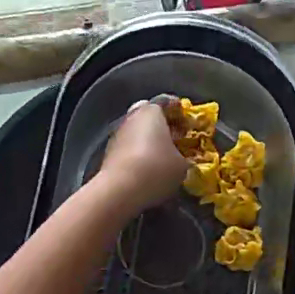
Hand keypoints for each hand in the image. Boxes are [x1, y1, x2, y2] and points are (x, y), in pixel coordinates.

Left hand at [95, 99, 186, 213]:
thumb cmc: (156, 169)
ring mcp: (116, 135)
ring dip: (147, 141)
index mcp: (150, 111)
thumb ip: (183, 157)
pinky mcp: (107, 155)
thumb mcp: (182, 165)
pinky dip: (136, 155)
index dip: (179, 112)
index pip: (167, 102)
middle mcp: (130, 118)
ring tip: (161, 157)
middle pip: (148, 116)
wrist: (119, 191)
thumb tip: (180, 160)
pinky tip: (146, 169)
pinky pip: (127, 149)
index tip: (187, 123)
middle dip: (161, 125)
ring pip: (135, 132)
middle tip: (174, 138)